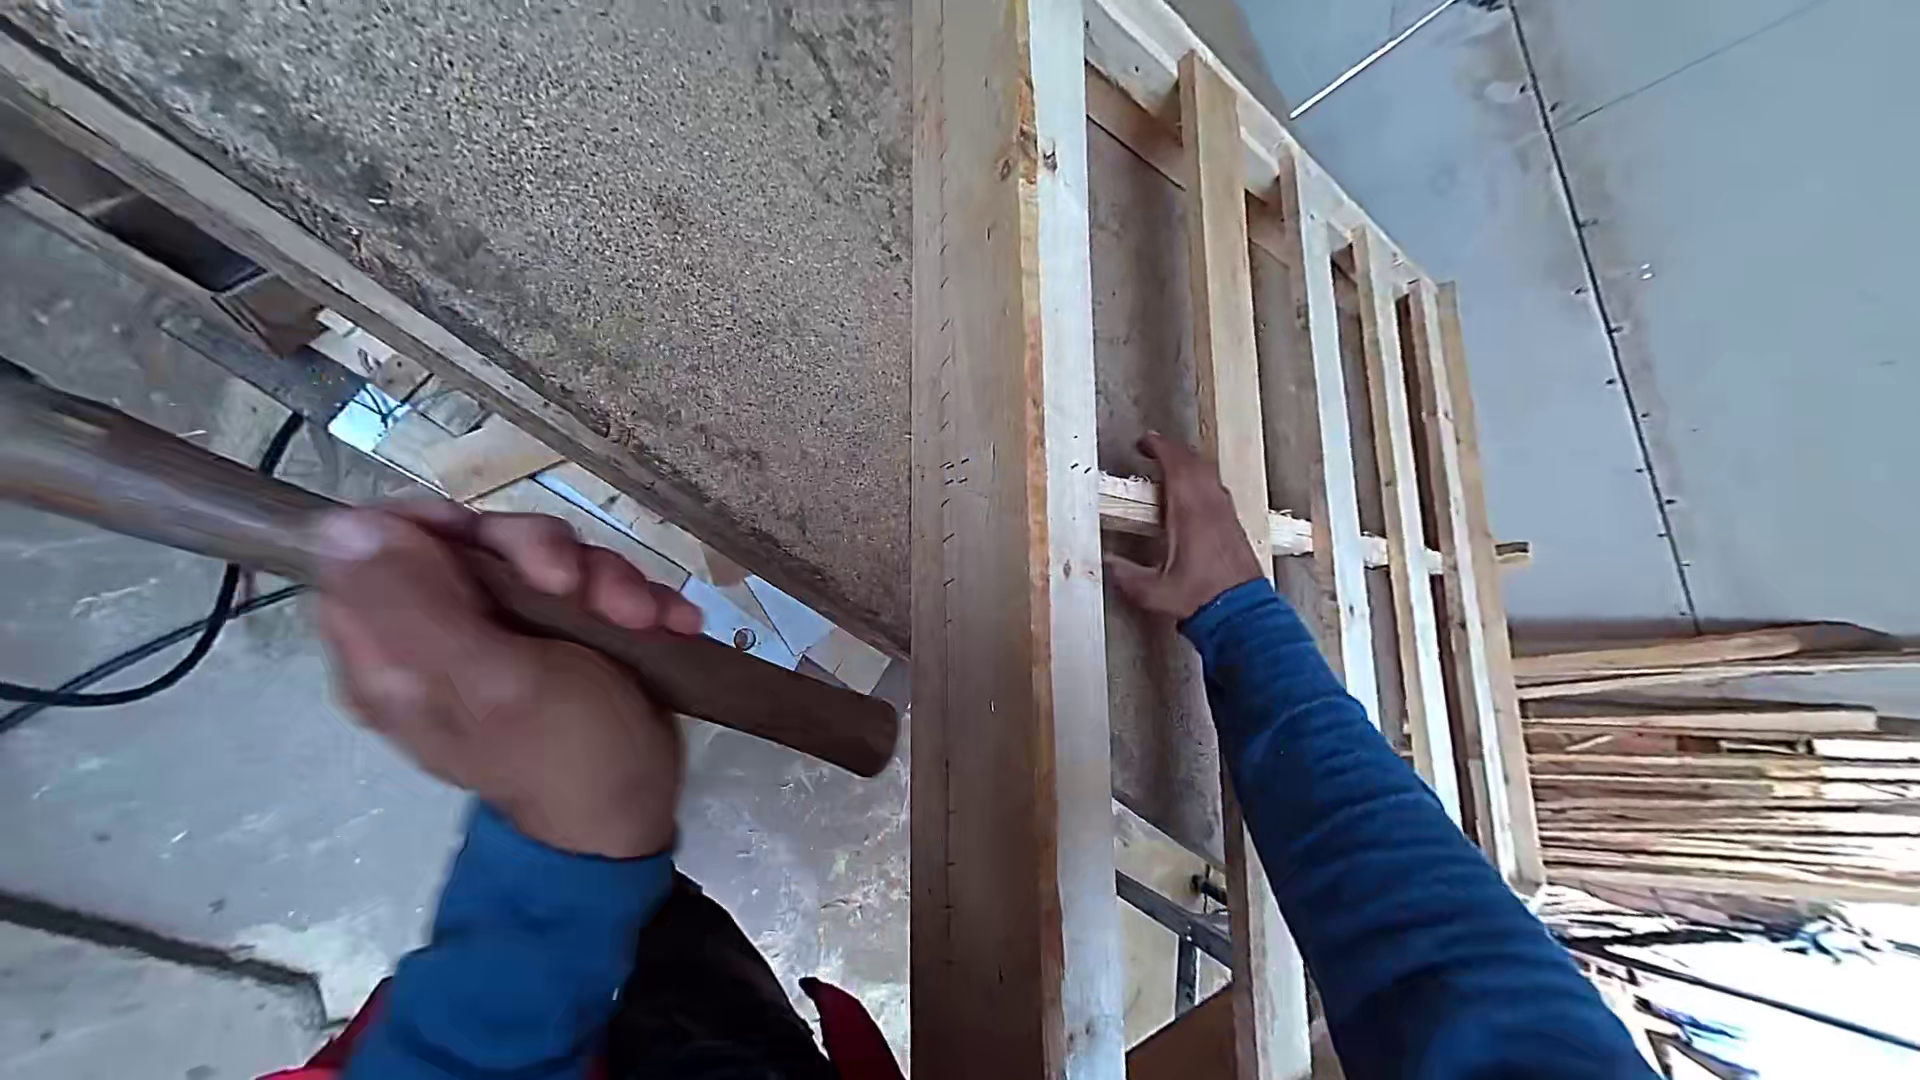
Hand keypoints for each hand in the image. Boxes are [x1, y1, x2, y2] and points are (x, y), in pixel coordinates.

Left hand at [313, 501, 701, 858]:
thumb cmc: (562, 751)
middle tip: (582, 592)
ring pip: (555, 559)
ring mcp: (519, 629)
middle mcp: (453, 629)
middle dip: (549, 557)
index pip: (384, 548)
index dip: (440, 528)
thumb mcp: (493, 681)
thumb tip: (343, 523)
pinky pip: (604, 586)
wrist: (636, 800)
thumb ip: (420, 607)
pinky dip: (644, 598)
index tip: (497, 544)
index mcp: (400, 646)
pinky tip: (672, 622)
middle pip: (484, 543)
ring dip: (611, 581)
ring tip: (644, 620)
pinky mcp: (576, 631)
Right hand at [1104, 432, 1265, 620]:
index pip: (1177, 466)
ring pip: (1209, 475)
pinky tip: (1190, 493)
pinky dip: (1199, 480)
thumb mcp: (1152, 591)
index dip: (1160, 447)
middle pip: (1195, 463)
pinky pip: (1216, 489)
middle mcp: (1212, 507)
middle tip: (1152, 448)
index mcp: (1191, 513)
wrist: (1242, 614)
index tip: (1144, 441)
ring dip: (1188, 464)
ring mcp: (1226, 515)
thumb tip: (1107, 561)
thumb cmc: (1199, 598)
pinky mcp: (1233, 526)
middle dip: (1172, 450)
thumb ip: (1125, 575)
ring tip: (1168, 466)